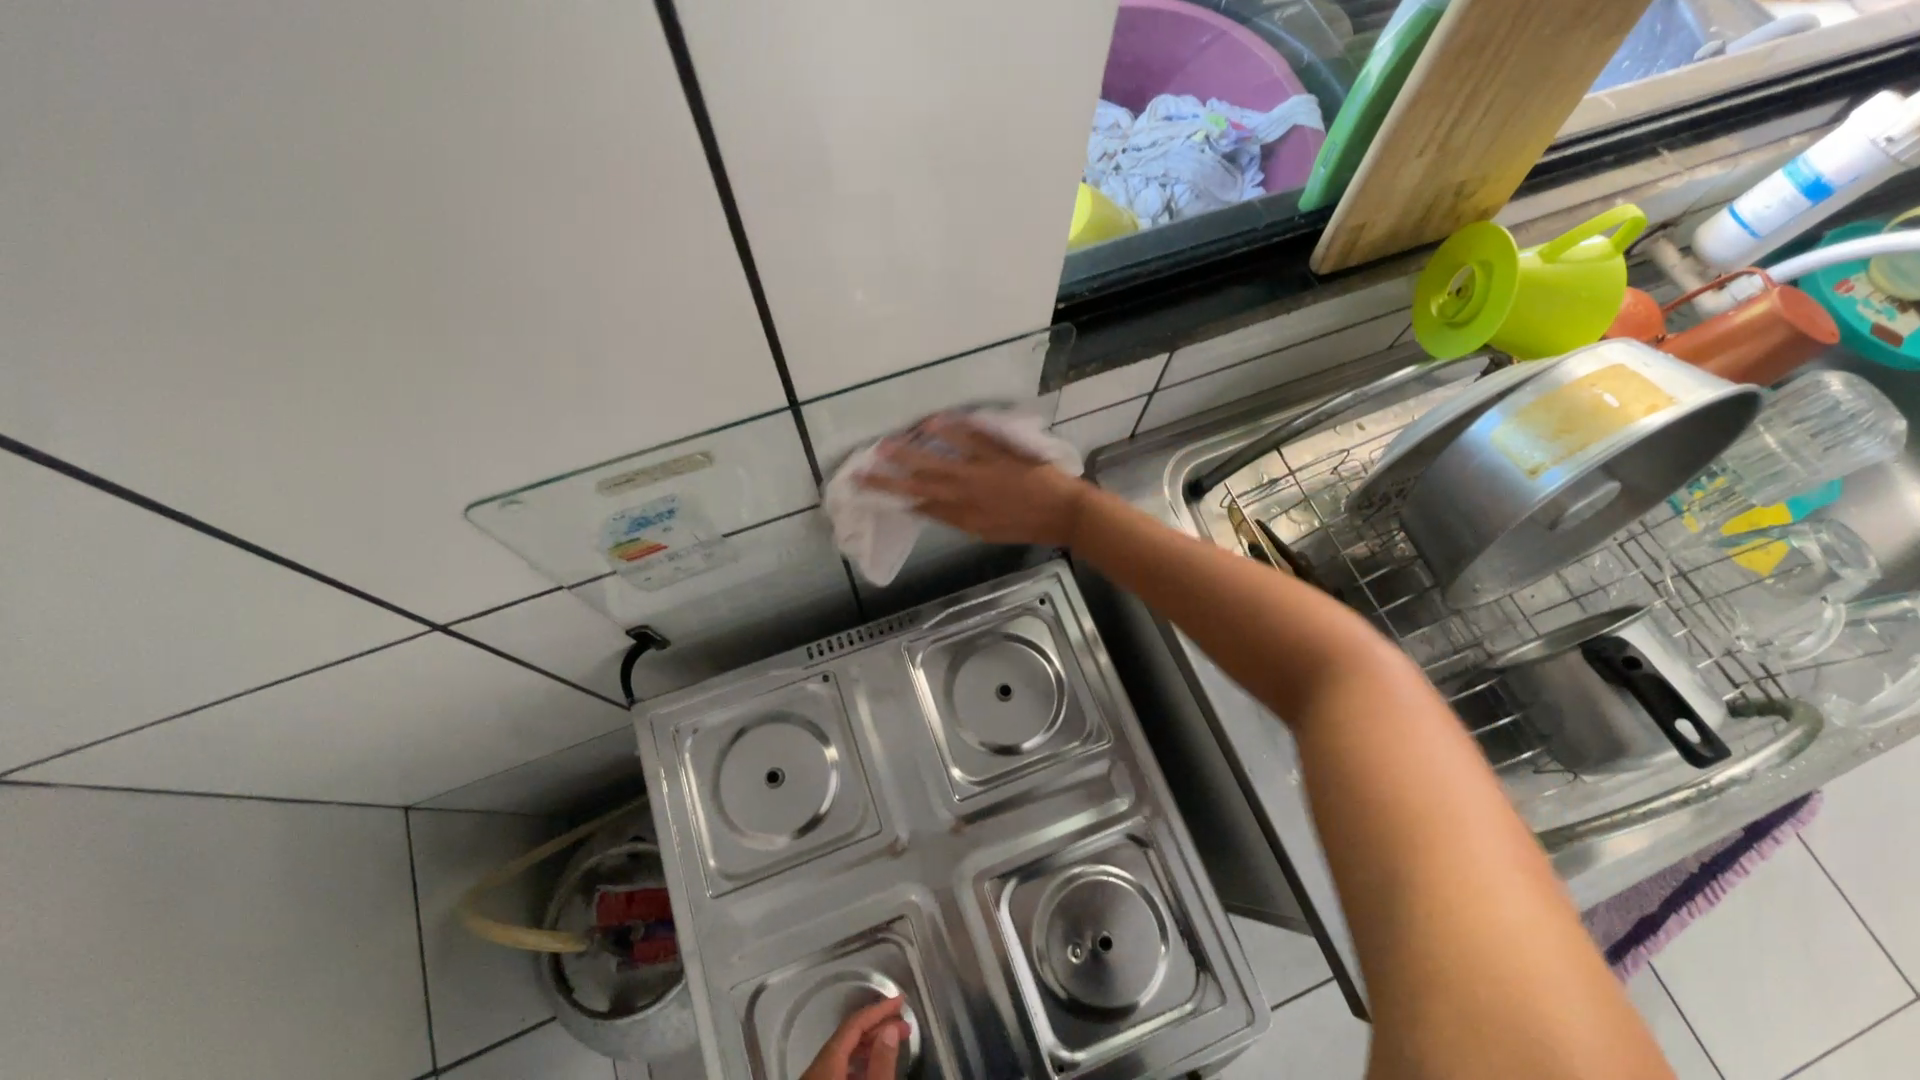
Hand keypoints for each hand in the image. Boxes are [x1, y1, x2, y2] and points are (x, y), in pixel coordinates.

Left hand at [799, 996, 907, 1079]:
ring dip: (869, 1044)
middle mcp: (814, 1067)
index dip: (878, 1009)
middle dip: (877, 1027)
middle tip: (904, 1025)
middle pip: (847, 1037)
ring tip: (893, 1042)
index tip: (900, 1000)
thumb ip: (881, 1061)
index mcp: (825, 1062)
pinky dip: (858, 1061)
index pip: (854, 1024)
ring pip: (842, 1053)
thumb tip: (890, 1029)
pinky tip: (872, 1066)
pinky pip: (838, 1067)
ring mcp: (814, 1078)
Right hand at [860, 415, 1094, 547]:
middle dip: (890, 474)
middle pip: (921, 481)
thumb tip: (925, 506)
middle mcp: (967, 491)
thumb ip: (955, 518)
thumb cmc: (1026, 525)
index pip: (919, 502)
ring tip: (887, 442)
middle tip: (866, 463)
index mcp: (963, 513)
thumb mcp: (986, 531)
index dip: (891, 494)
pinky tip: (931, 422)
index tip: (866, 485)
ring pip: (940, 458)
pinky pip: (971, 437)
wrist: (1064, 512)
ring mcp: (982, 469)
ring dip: (912, 450)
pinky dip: (951, 429)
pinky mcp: (999, 451)